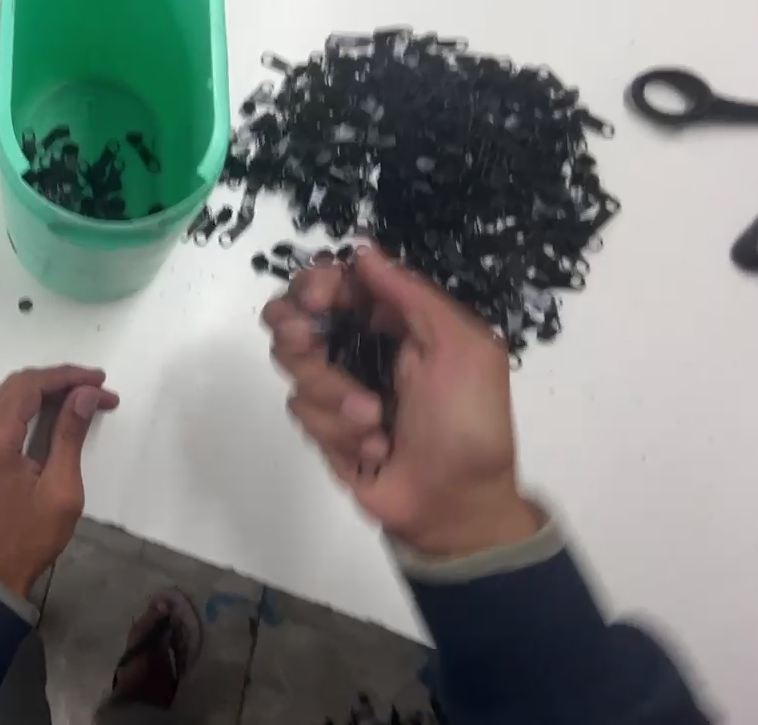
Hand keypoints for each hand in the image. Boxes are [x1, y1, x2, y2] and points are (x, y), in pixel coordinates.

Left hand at [0, 365, 119, 596]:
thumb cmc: (27, 537)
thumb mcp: (60, 490)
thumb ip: (70, 435)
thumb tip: (85, 393)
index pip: (29, 386)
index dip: (66, 377)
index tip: (99, 380)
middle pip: (18, 384)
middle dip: (60, 380)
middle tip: (98, 388)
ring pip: (10, 394)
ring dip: (47, 390)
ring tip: (86, 396)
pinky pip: (4, 409)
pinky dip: (33, 403)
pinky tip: (59, 410)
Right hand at [261, 246, 542, 558]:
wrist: (454, 505)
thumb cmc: (467, 423)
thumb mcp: (463, 349)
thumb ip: (412, 295)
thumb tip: (361, 251)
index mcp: (388, 319)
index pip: (332, 280)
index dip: (315, 282)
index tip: (319, 299)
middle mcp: (351, 343)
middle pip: (290, 312)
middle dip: (294, 328)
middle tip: (309, 344)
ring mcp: (330, 381)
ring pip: (289, 361)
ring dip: (331, 391)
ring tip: (373, 419)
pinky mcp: (316, 420)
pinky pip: (299, 406)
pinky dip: (337, 428)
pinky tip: (372, 445)